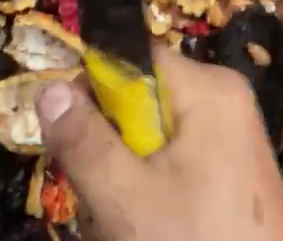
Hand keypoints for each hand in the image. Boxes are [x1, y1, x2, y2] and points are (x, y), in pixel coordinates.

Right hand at [36, 50, 282, 240]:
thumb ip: (85, 142)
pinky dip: (156, 186)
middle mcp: (226, 96)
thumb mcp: (128, 200)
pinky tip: (154, 225)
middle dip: (114, 143)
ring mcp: (234, 132)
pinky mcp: (234, 166)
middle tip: (104, 192)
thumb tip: (48, 86)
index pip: (135, 57)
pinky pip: (179, 157)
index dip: (95, 88)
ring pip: (157, 134)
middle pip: (144, 97)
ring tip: (127, 218)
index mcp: (210, 86)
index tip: (71, 132)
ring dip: (131, 172)